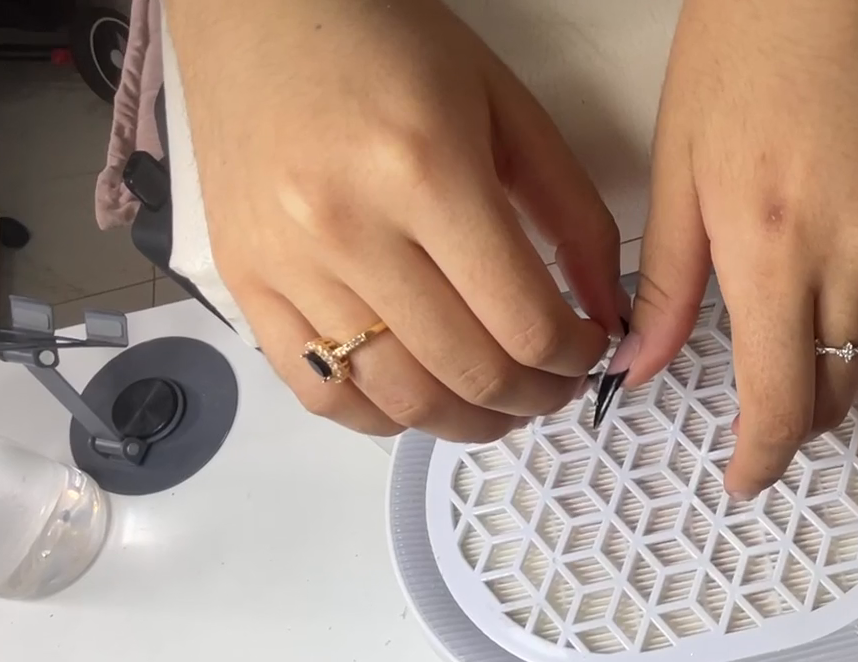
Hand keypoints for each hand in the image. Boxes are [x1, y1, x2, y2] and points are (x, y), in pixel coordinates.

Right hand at [167, 0, 623, 441]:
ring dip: (476, 424)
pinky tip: (428, 397)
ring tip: (504, 402)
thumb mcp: (511, 112)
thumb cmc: (393, 44)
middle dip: (539, 398)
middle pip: (473, 374)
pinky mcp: (246, 284)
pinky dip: (393, 420)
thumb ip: (578, 220)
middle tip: (556, 385)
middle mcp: (349, 229)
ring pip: (406, 402)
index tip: (589, 349)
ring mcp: (288, 264)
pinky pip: (328, 398)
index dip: (577, 358)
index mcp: (427, 173)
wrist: (253, 3)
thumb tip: (612, 319)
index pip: (528, 325)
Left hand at [611, 0, 857, 495]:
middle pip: (838, 389)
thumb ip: (670, 285)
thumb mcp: (683, 164)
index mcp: (773, 248)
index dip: (762, 458)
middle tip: (782, 396)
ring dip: (855, 374)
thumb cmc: (757, 30)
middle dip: (801, 411)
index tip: (751, 475)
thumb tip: (639, 366)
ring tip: (831, 349)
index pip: (778, 403)